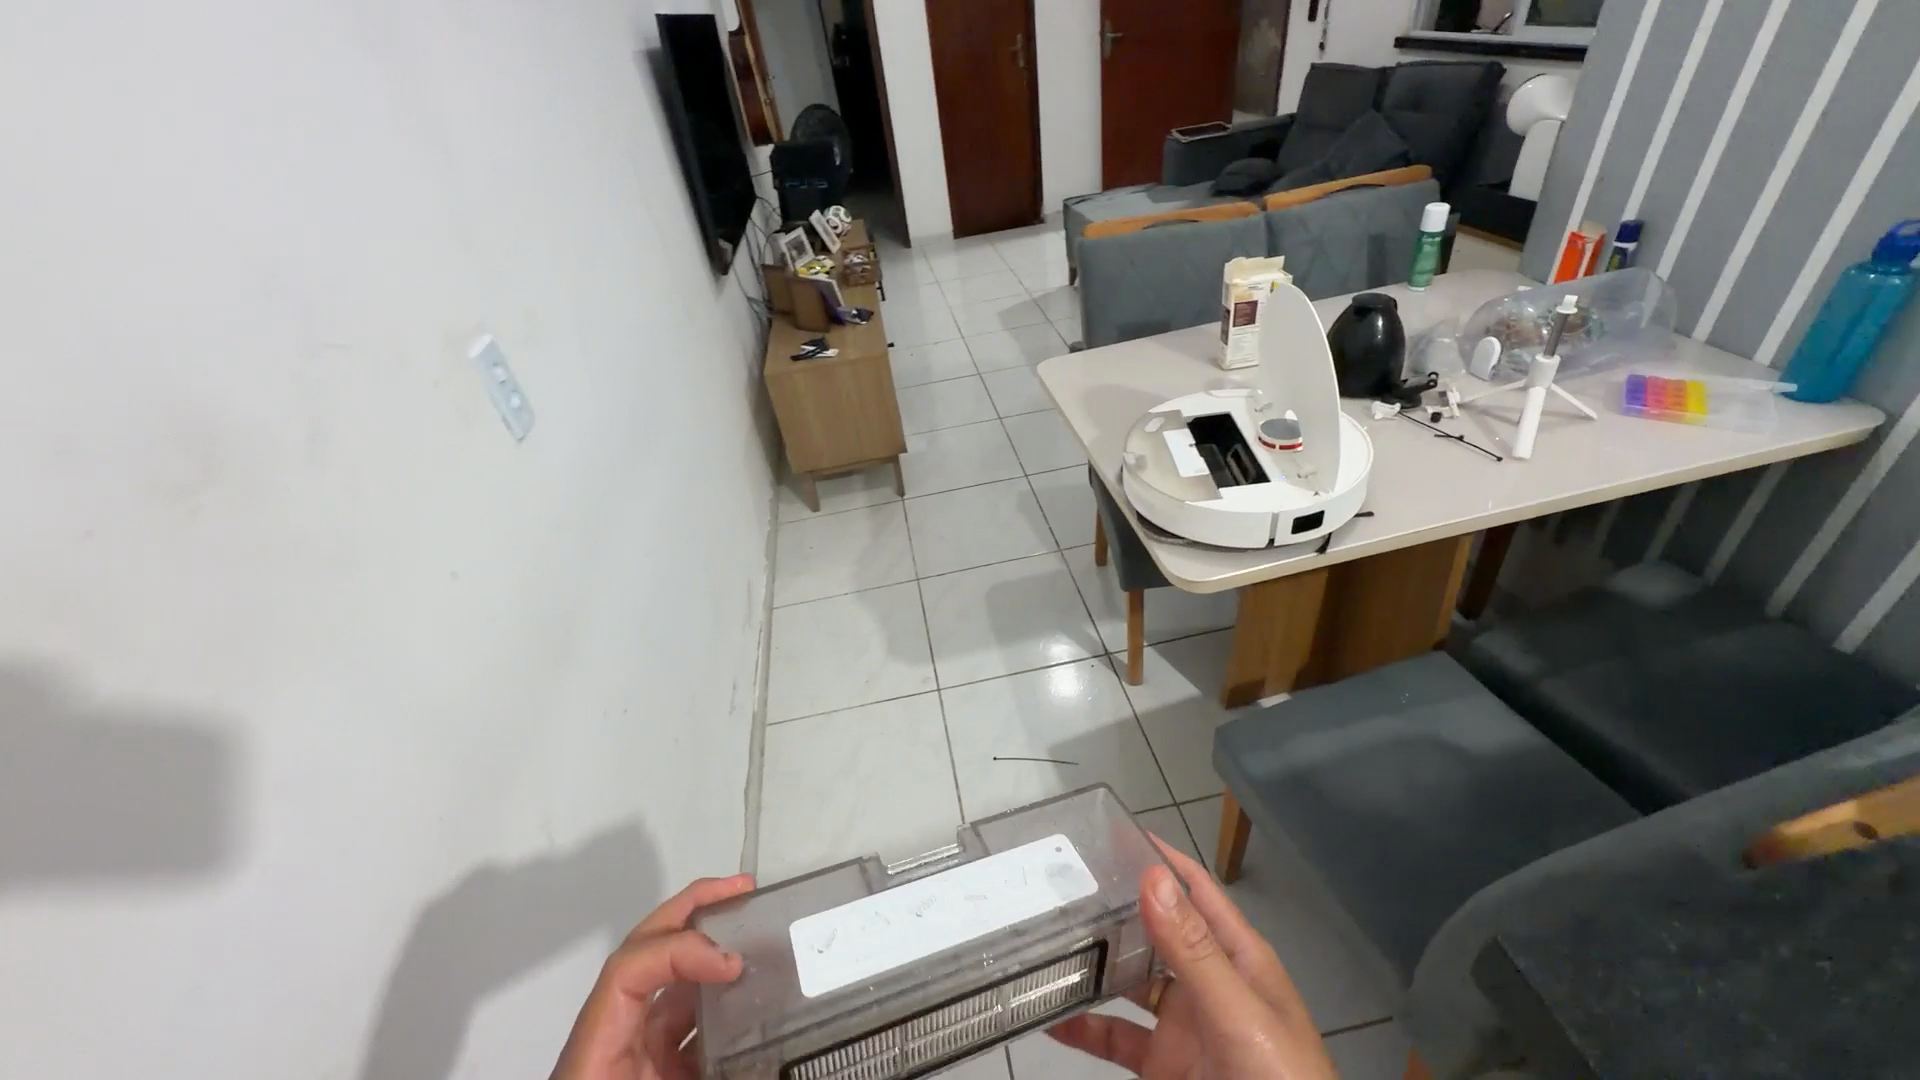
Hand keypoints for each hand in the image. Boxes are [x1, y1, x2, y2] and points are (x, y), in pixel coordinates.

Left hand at [551, 874, 756, 1079]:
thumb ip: (715, 1072)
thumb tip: (776, 1069)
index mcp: (595, 1047)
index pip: (629, 968)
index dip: (682, 948)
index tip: (731, 964)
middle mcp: (614, 1039)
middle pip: (647, 951)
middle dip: (694, 910)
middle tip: (745, 890)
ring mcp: (635, 1054)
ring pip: (674, 989)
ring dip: (715, 956)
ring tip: (761, 940)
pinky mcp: (656, 1072)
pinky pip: (690, 1030)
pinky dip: (724, 1011)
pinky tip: (760, 1011)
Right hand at [1047, 839, 1334, 1079]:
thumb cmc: (1277, 1078)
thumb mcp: (1237, 1012)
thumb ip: (1192, 950)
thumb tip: (1151, 875)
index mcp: (1237, 959)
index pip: (1197, 892)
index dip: (1163, 860)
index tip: (1116, 832)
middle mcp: (1208, 983)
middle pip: (1156, 932)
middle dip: (1117, 909)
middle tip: (1065, 886)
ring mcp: (1185, 1026)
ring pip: (1131, 983)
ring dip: (1096, 966)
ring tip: (1050, 943)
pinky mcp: (1165, 1065)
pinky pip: (1118, 1038)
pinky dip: (1085, 1029)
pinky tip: (1054, 1017)